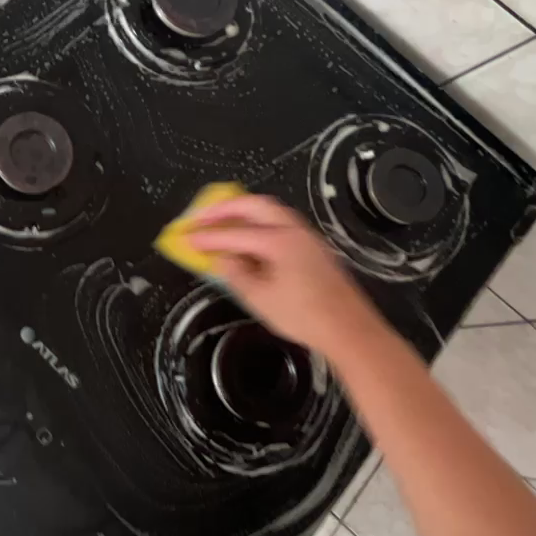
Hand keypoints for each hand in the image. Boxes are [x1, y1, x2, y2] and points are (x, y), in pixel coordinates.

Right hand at [183, 194, 393, 359]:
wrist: (350, 330)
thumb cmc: (305, 317)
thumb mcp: (259, 298)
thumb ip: (236, 273)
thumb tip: (223, 259)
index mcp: (278, 241)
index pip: (233, 233)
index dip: (206, 236)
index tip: (186, 237)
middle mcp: (294, 231)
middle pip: (253, 205)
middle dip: (223, 208)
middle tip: (201, 216)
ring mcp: (306, 237)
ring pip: (269, 211)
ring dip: (242, 212)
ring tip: (221, 222)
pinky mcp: (313, 247)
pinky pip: (280, 223)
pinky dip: (258, 223)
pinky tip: (249, 238)